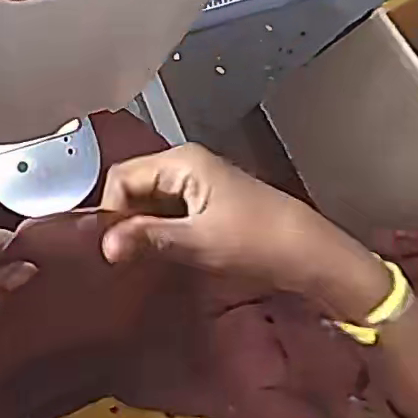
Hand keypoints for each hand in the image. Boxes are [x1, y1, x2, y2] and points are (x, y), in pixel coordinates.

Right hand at [98, 143, 390, 317]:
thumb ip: (147, 238)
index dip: (110, 208)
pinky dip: (155, 226)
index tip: (109, 243)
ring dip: (139, 224)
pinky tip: (157, 248)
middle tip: (119, 252)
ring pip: (148, 197)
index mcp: (182, 161)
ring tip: (136, 254)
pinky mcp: (205, 199)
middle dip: (122, 216)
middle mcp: (186, 163)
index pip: (122, 176)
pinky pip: (165, 207)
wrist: (312, 255)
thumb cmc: (258, 241)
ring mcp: (197, 180)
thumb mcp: (197, 242)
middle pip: (133, 183)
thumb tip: (105, 243)